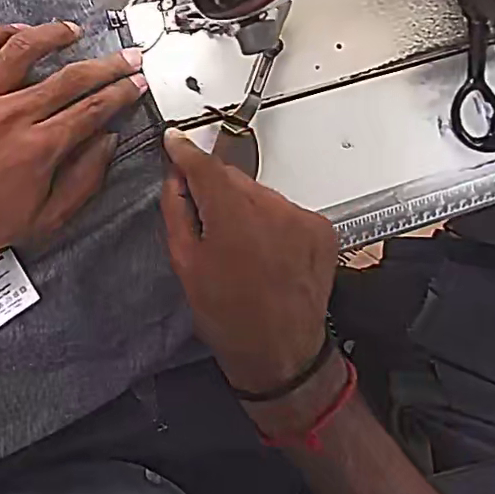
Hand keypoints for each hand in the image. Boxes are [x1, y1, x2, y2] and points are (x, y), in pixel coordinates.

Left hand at [0, 21, 146, 314]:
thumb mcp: (44, 218)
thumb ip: (84, 179)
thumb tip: (108, 143)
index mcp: (38, 149)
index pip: (94, 107)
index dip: (122, 92)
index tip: (135, 83)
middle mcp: (11, 116)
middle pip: (71, 76)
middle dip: (108, 64)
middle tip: (126, 56)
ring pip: (24, 48)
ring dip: (55, 34)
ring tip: (74, 31)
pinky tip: (16, 31)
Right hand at [159, 127, 338, 394]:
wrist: (279, 351)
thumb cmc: (231, 316)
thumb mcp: (185, 264)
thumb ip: (177, 212)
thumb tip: (175, 180)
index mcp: (233, 216)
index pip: (205, 166)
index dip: (185, 151)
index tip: (175, 142)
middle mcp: (272, 209)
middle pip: (233, 177)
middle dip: (215, 189)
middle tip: (205, 219)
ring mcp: (300, 218)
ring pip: (259, 192)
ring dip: (244, 206)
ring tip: (239, 245)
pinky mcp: (319, 228)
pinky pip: (283, 208)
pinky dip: (270, 219)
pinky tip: (263, 249)